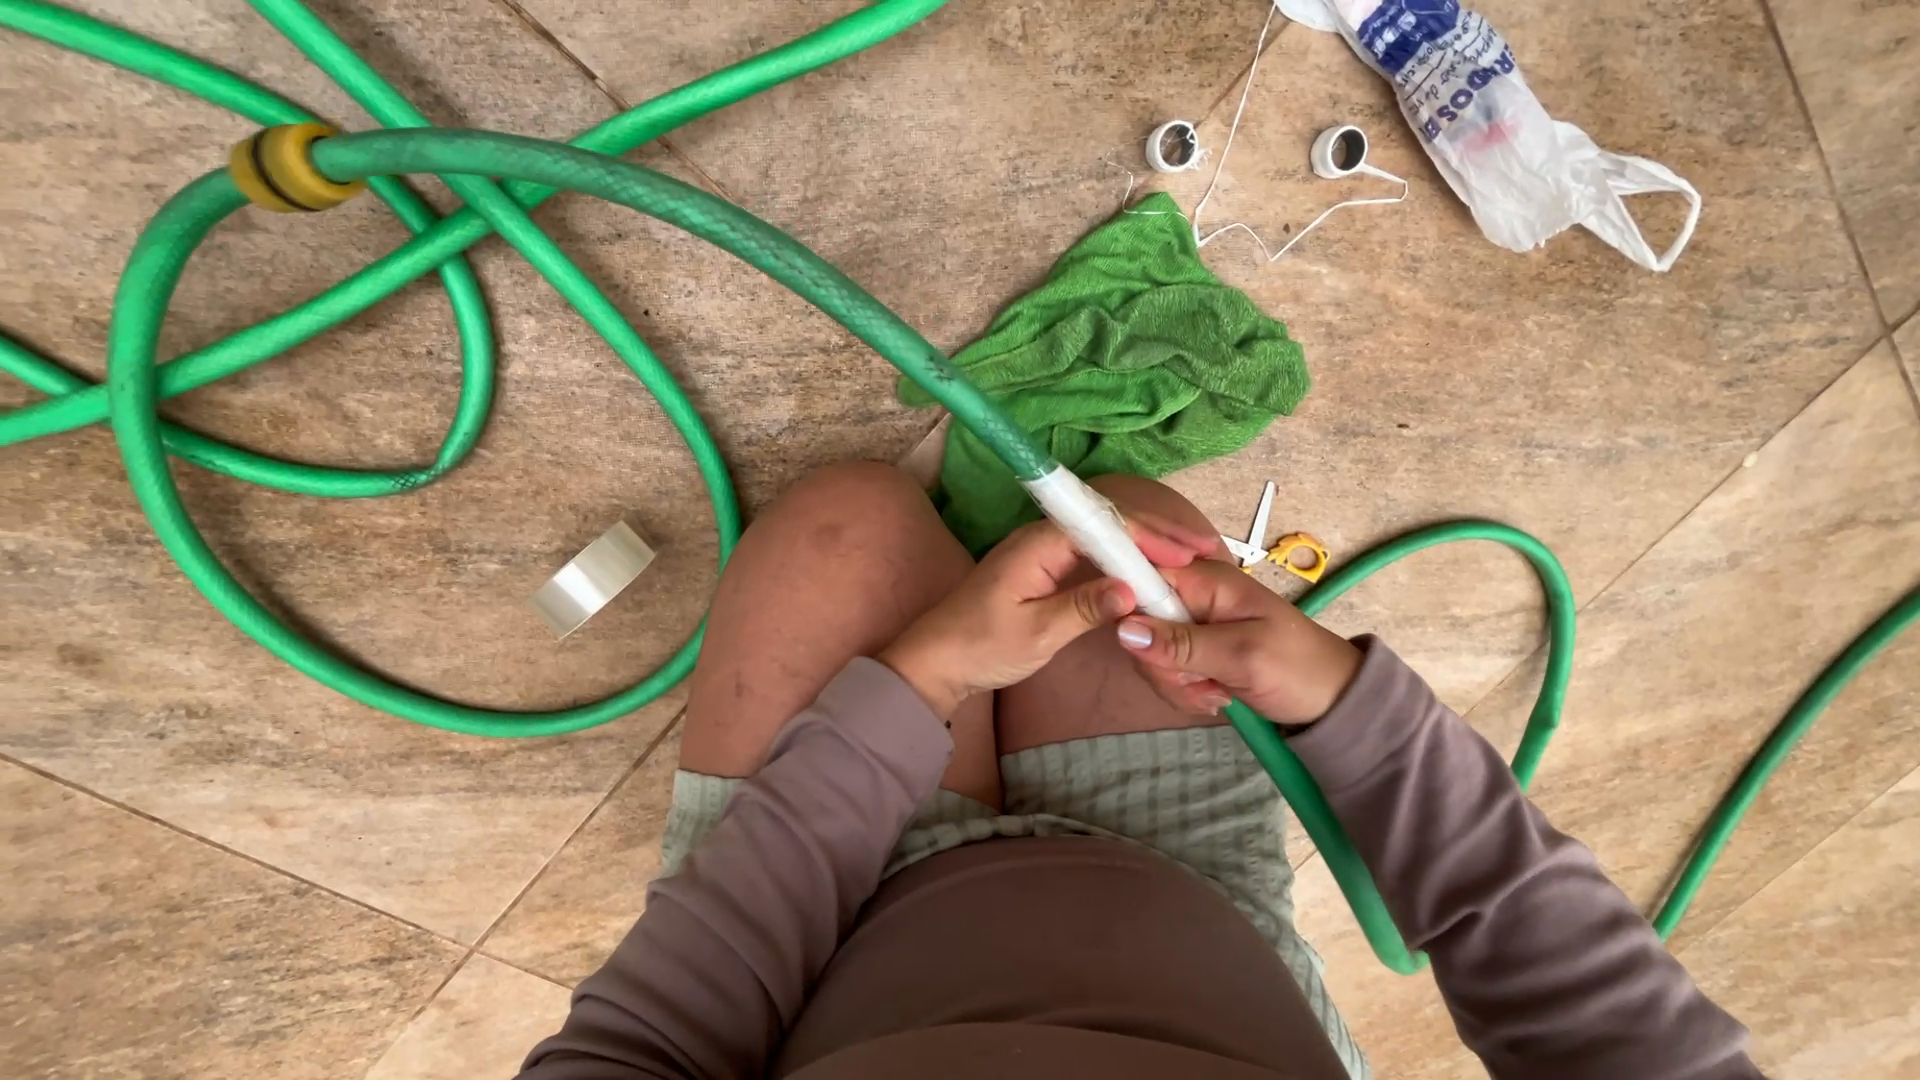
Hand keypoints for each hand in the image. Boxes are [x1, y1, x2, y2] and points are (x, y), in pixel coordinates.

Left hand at [878, 515, 1212, 717]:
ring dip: (1145, 549)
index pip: (1105, 527)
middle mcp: (1043, 539)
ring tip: (1190, 561)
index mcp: (1038, 544)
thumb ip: (1084, 608)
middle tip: (1204, 550)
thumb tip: (1134, 589)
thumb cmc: (980, 646)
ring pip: (1104, 542)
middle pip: (1110, 526)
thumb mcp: (1036, 633)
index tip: (1189, 553)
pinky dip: (1124, 565)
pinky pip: (1093, 558)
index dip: (1150, 537)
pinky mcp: (1045, 571)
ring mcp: (1044, 554)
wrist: (937, 660)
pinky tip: (1149, 577)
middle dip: (1158, 536)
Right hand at [1113, 559, 1361, 724]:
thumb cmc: (1298, 669)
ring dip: (1173, 681)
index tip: (1138, 643)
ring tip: (1214, 693)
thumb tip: (1123, 630)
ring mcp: (1192, 622)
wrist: (1334, 702)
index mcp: (1206, 579)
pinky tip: (1213, 696)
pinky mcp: (1193, 649)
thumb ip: (1181, 644)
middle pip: (1138, 620)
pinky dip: (1182, 688)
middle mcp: (1193, 594)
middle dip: (1159, 660)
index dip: (1127, 603)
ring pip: (1148, 649)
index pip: (1141, 574)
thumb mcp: (1242, 656)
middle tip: (1198, 682)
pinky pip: (1164, 667)